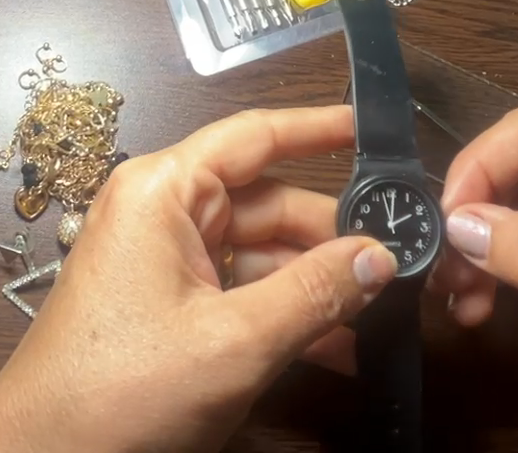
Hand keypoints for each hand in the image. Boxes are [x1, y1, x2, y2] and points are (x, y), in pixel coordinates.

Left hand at [0, 106, 397, 452]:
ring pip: (258, 251)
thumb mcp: (231, 343)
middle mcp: (164, 208)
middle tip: (398, 260)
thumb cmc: (119, 390)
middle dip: (329, 235)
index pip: (254, 136)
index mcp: (165, 189)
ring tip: (380, 312)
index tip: (372, 127)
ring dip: (313, 284)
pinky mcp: (168, 296)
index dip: (318, 127)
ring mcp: (165, 253)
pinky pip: (237, 287)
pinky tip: (337, 347)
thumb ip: (312, 295)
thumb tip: (380, 257)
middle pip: (265, 202)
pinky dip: (282, 311)